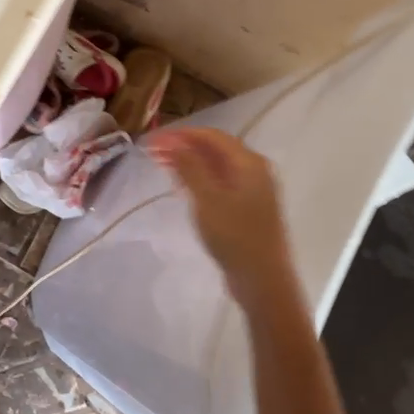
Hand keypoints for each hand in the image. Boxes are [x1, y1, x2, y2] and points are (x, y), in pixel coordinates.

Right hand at [147, 128, 288, 294]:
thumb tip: (173, 142)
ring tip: (161, 166)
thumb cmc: (234, 236)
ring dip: (189, 163)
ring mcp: (253, 189)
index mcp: (248, 163)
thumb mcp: (207, 199)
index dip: (180, 134)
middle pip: (215, 149)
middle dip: (183, 147)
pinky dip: (200, 179)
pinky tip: (182, 187)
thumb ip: (190, 167)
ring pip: (217, 167)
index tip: (152, 140)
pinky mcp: (247, 207)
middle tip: (151, 153)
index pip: (211, 136)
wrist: (262, 278)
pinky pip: (220, 183)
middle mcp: (254, 170)